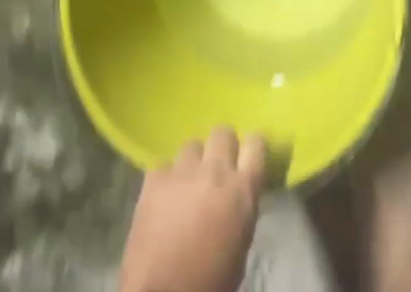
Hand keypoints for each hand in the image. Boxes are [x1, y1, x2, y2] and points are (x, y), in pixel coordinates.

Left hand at [119, 128, 267, 291]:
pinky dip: (166, 176)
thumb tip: (240, 192)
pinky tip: (164, 194)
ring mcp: (182, 173)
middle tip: (217, 166)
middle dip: (222, 145)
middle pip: (222, 132)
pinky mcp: (153, 181)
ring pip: (191, 144)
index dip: (253, 146)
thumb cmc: (212, 278)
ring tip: (188, 180)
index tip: (250, 154)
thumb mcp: (242, 241)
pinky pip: (163, 164)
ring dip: (193, 160)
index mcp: (243, 189)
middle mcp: (215, 171)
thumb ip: (243, 205)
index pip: (256, 142)